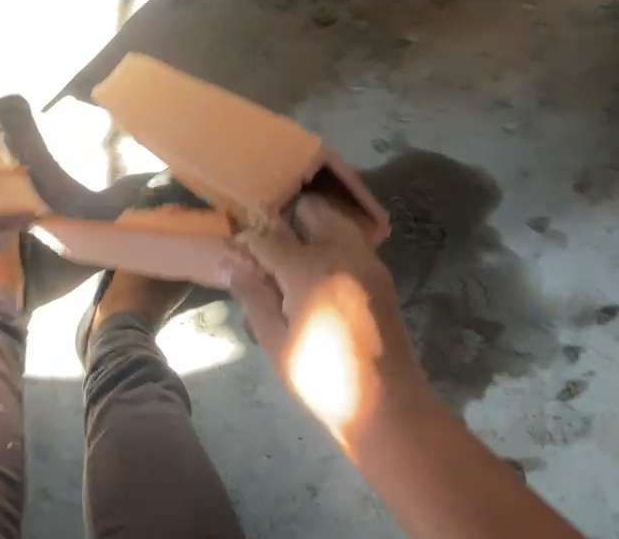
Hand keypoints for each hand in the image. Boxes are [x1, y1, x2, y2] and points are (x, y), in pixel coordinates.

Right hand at [227, 196, 435, 449]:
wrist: (389, 410)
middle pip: (308, 209)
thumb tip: (229, 262)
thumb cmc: (323, 379)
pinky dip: (329, 240)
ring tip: (289, 252)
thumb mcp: (275, 341)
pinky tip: (314, 268)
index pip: (267, 236)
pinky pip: (350, 240)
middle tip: (264, 244)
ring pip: (333, 219)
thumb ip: (252, 294)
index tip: (233, 250)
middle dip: (283, 218)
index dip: (246, 241)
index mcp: (309, 269)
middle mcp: (340, 254)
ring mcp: (366, 262)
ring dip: (309, 225)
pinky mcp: (380, 275)